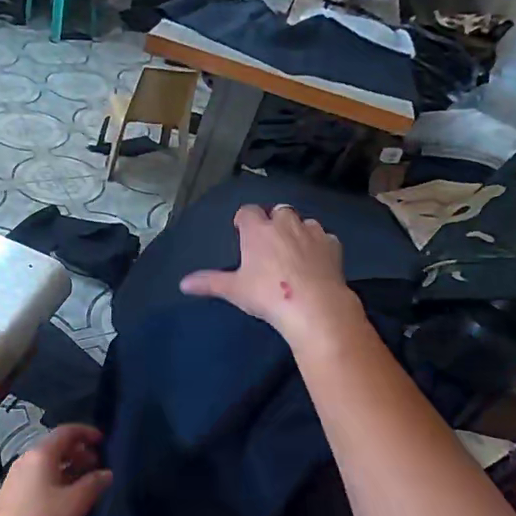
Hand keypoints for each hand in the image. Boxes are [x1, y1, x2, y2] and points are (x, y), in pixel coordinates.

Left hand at [0, 424, 110, 515]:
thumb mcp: (74, 503)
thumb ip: (93, 484)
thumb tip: (107, 473)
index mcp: (41, 454)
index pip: (66, 431)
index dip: (86, 432)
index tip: (104, 440)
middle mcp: (28, 459)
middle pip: (57, 446)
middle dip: (80, 451)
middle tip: (100, 464)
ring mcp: (19, 477)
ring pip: (49, 463)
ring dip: (70, 467)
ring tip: (89, 481)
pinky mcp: (15, 494)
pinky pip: (41, 477)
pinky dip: (59, 479)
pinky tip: (69, 497)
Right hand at [179, 204, 359, 344]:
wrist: (314, 306)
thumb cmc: (268, 294)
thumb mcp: (234, 290)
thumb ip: (209, 283)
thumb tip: (183, 284)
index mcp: (258, 231)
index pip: (248, 211)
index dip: (244, 219)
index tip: (242, 231)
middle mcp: (285, 224)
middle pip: (278, 210)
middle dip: (272, 221)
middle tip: (267, 243)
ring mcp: (312, 232)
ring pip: (303, 221)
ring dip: (296, 230)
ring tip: (291, 250)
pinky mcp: (332, 245)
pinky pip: (323, 237)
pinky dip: (317, 244)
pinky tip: (314, 260)